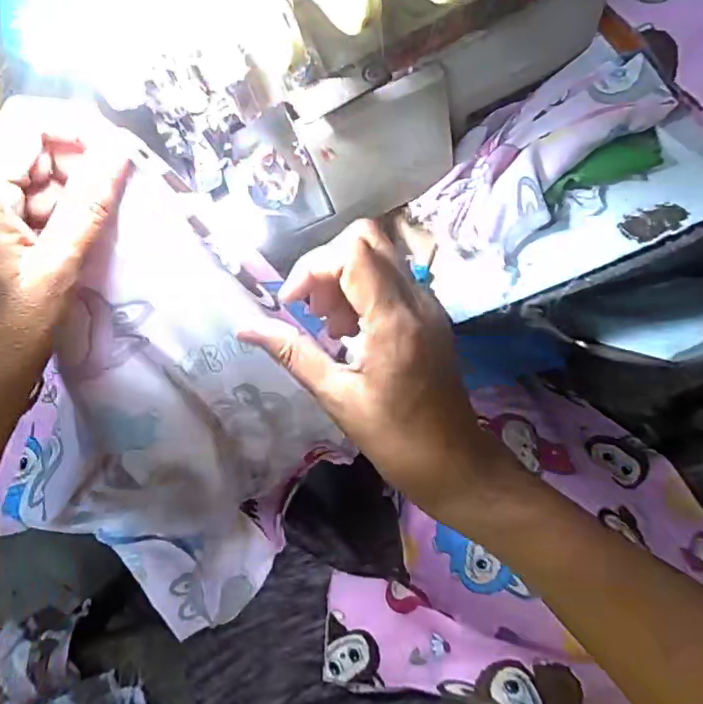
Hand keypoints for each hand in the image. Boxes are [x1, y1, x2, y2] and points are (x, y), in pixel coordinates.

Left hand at [0, 97, 132, 458]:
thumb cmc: (8, 341)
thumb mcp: (59, 270)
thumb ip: (90, 203)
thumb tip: (121, 149)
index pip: (25, 120)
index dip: (75, 128)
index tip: (115, 158)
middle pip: (20, 148)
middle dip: (68, 170)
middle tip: (103, 213)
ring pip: (14, 177)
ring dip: (55, 198)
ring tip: (77, 245)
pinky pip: (1, 203)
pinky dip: (34, 216)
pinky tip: (53, 253)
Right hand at [241, 220, 519, 516]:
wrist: (457, 465)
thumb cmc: (396, 439)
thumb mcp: (336, 397)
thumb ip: (292, 353)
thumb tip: (245, 327)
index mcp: (393, 320)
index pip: (351, 253)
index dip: (312, 268)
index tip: (293, 305)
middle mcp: (416, 300)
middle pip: (367, 237)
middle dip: (327, 263)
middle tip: (313, 308)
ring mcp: (427, 304)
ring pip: (379, 253)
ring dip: (343, 276)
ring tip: (331, 326)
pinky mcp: (429, 314)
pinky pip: (390, 277)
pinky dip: (361, 289)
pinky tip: (351, 332)